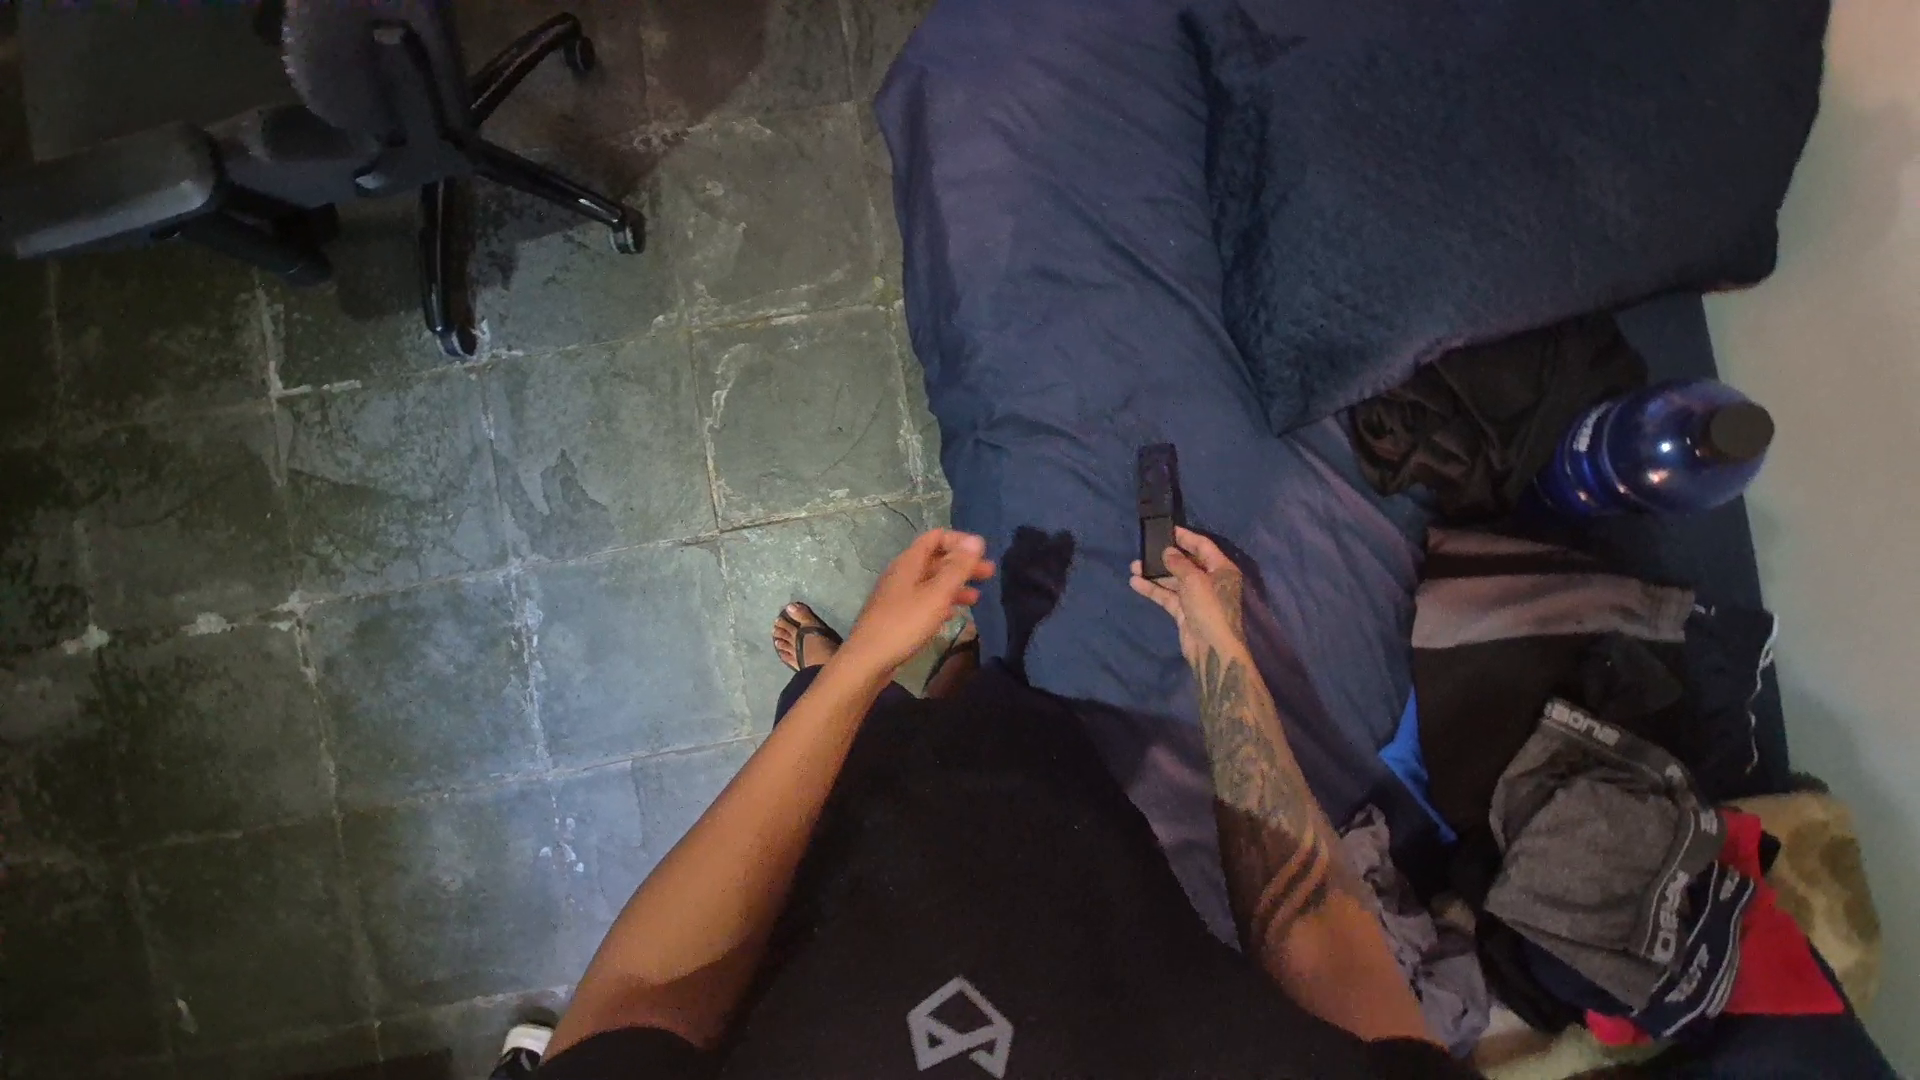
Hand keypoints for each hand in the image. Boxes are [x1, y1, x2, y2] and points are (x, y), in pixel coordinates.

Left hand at [841, 529, 995, 673]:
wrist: (868, 660)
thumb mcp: (937, 594)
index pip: (936, 537)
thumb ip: (958, 568)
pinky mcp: (897, 615)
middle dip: (962, 565)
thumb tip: (977, 540)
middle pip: (936, 560)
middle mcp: (902, 574)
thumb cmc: (904, 623)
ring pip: (931, 583)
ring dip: (955, 586)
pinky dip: (942, 603)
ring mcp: (898, 595)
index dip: (959, 541)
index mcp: (909, 562)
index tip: (981, 553)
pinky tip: (954, 615)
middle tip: (989, 574)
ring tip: (977, 598)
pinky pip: (924, 601)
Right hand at [1129, 526, 1246, 657]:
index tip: (1166, 530)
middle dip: (1165, 557)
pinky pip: (1167, 595)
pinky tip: (1136, 583)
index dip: (1185, 537)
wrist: (1212, 648)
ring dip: (1155, 573)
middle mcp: (1210, 580)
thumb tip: (1167, 551)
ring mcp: (1196, 597)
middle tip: (1145, 549)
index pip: (1202, 546)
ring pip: (1173, 580)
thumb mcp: (1195, 580)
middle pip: (1186, 562)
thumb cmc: (1209, 608)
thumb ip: (1179, 563)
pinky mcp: (1184, 611)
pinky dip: (1153, 589)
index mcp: (1221, 569)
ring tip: (1134, 566)